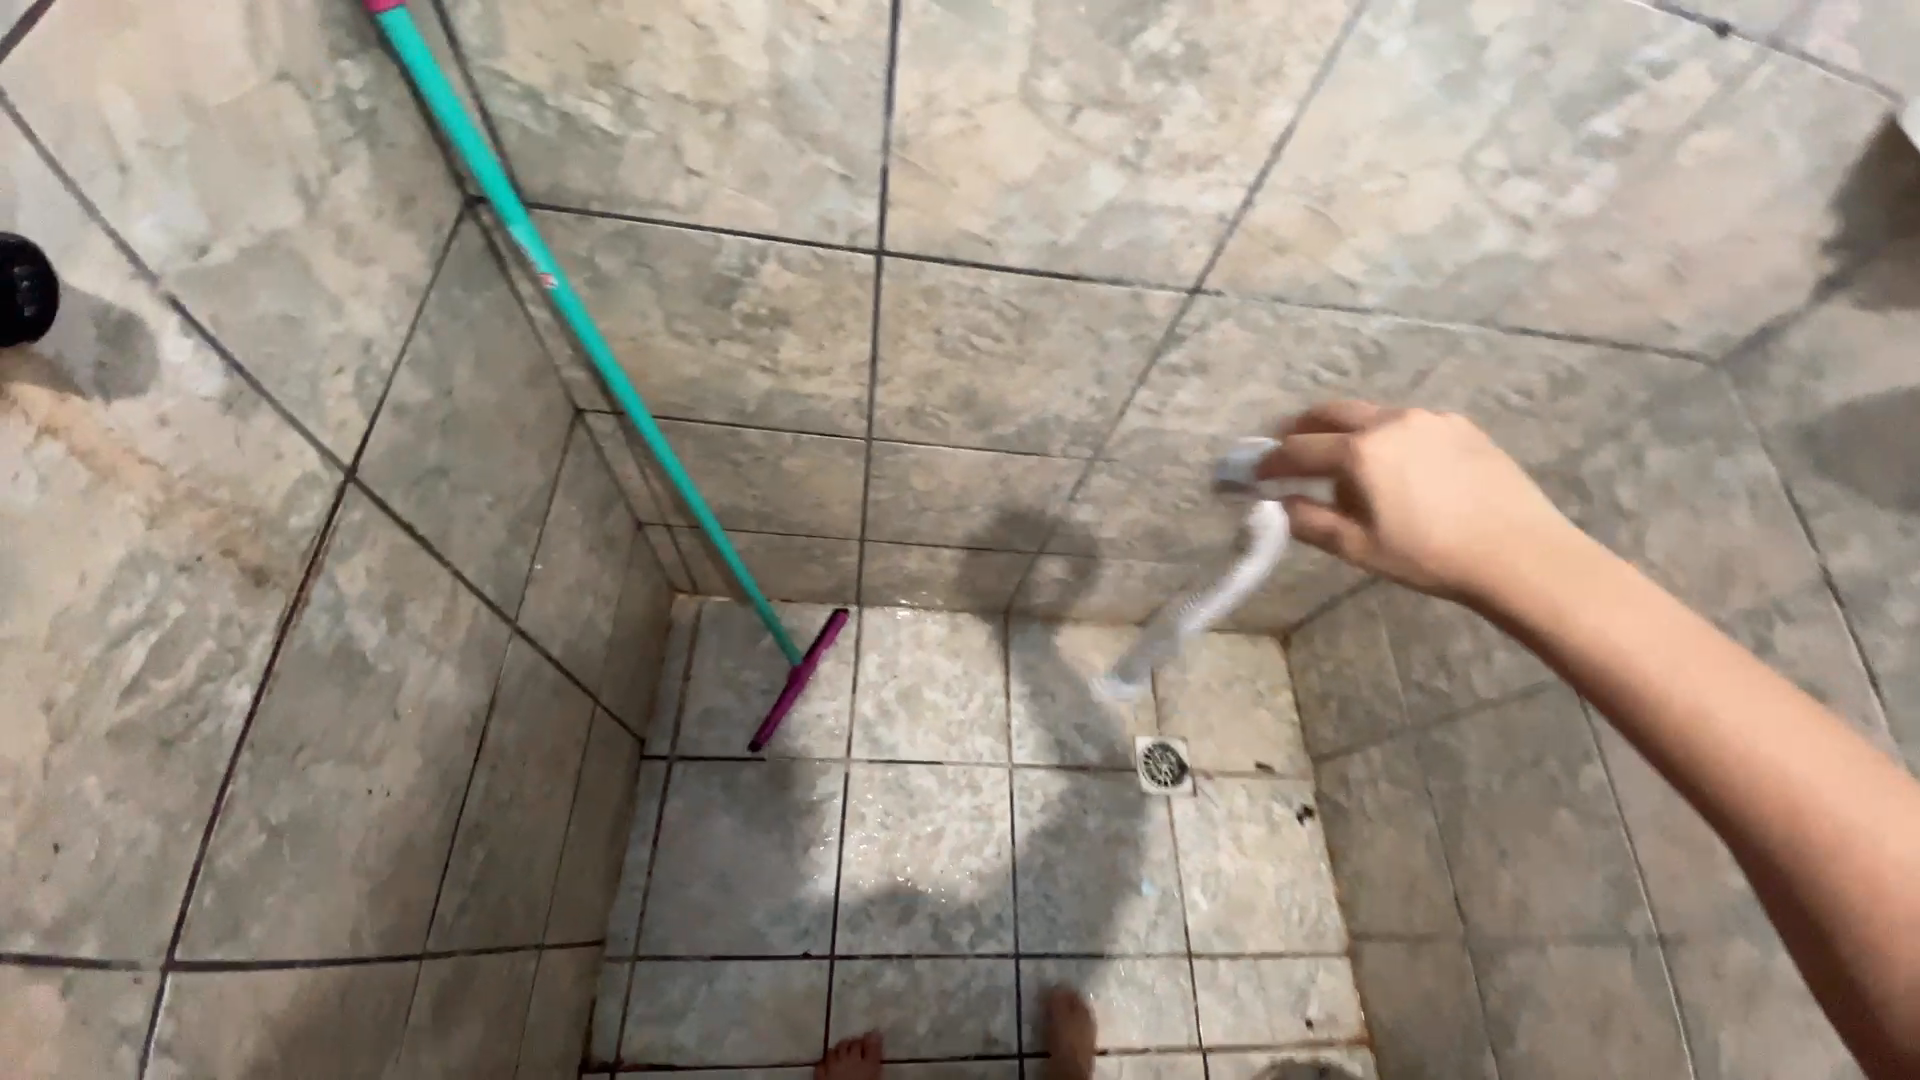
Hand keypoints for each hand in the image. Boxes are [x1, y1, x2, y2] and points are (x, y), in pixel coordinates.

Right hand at [1259, 400, 1585, 603]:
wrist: (1520, 554)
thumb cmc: (1428, 555)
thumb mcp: (1356, 547)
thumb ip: (1308, 521)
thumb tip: (1279, 503)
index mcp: (1359, 451)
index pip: (1297, 449)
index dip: (1270, 462)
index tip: (1255, 474)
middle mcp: (1390, 421)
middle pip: (1329, 413)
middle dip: (1300, 430)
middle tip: (1287, 451)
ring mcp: (1429, 419)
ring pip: (1369, 414)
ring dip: (1342, 430)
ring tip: (1340, 459)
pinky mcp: (1460, 425)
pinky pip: (1406, 422)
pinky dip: (1382, 434)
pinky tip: (1392, 463)